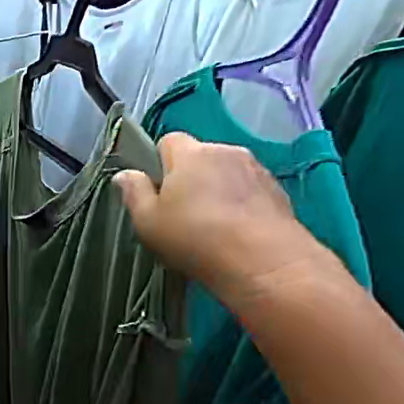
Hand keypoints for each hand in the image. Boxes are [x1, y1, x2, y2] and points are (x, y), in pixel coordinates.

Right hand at [114, 132, 347, 305]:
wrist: (264, 263)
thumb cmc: (196, 238)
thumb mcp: (148, 222)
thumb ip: (134, 193)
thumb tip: (125, 174)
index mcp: (190, 154)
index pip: (168, 141)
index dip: (160, 163)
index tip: (158, 193)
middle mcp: (225, 151)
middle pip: (200, 157)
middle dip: (190, 177)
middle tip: (182, 214)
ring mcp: (256, 170)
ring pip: (226, 173)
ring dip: (218, 189)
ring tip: (214, 226)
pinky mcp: (278, 191)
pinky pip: (249, 190)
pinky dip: (241, 203)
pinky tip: (238, 232)